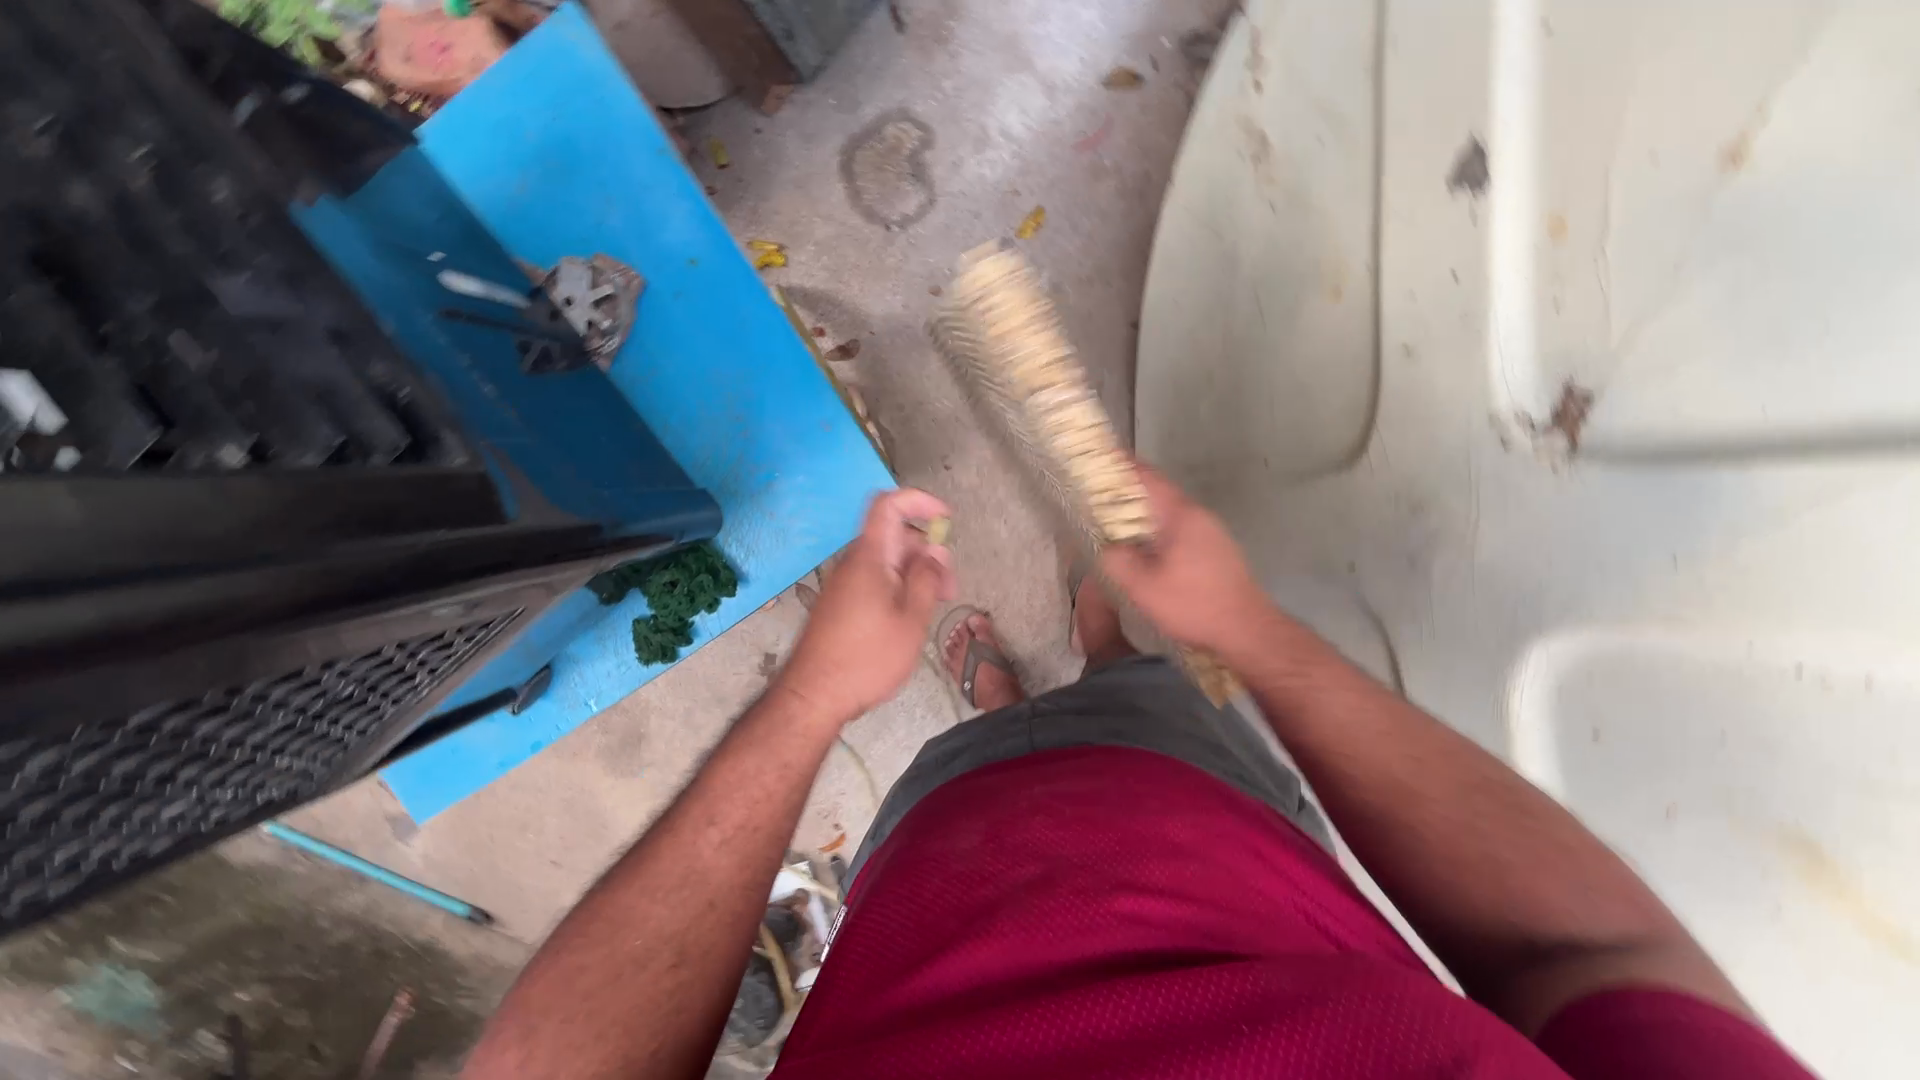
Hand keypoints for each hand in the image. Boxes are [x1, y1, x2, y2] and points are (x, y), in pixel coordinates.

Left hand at [775, 488, 955, 725]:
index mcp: (869, 557)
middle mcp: (853, 563)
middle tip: (949, 586)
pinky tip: (910, 617)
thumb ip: (927, 578)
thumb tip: (934, 551)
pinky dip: (898, 587)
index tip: (945, 519)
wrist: (814, 695)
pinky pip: (875, 579)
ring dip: (915, 573)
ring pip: (886, 560)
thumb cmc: (866, 658)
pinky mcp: (841, 603)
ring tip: (935, 605)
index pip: (889, 505)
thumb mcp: (911, 618)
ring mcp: (844, 583)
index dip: (919, 501)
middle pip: (893, 535)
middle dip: (927, 550)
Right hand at [1100, 465, 1276, 659]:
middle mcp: (1198, 515)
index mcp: (1180, 515)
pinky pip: (1178, 529)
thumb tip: (1107, 546)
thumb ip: (1117, 560)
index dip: (1120, 465)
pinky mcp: (1215, 550)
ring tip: (1112, 524)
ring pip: (1168, 513)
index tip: (1095, 461)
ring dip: (1141, 513)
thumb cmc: (1194, 605)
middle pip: (1158, 492)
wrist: (1247, 631)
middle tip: (1094, 497)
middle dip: (1126, 491)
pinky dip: (1155, 530)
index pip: (1147, 477)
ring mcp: (1210, 532)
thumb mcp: (1143, 587)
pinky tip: (1143, 549)